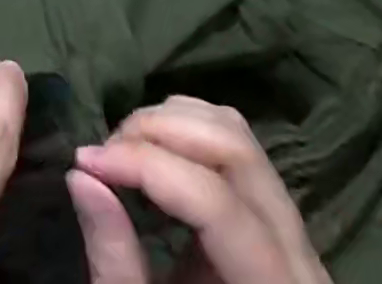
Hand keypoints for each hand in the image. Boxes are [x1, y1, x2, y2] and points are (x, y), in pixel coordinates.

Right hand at [67, 96, 329, 283]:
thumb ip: (113, 257)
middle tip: (104, 157)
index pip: (216, 201)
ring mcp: (293, 228)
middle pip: (233, 147)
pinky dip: (181, 127)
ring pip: (233, 130)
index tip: (84, 162)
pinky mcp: (271, 212)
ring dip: (166, 124)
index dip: (144, 166)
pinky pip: (233, 139)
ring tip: (124, 155)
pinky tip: (151, 159)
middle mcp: (301, 254)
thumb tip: (80, 175)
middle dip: (154, 132)